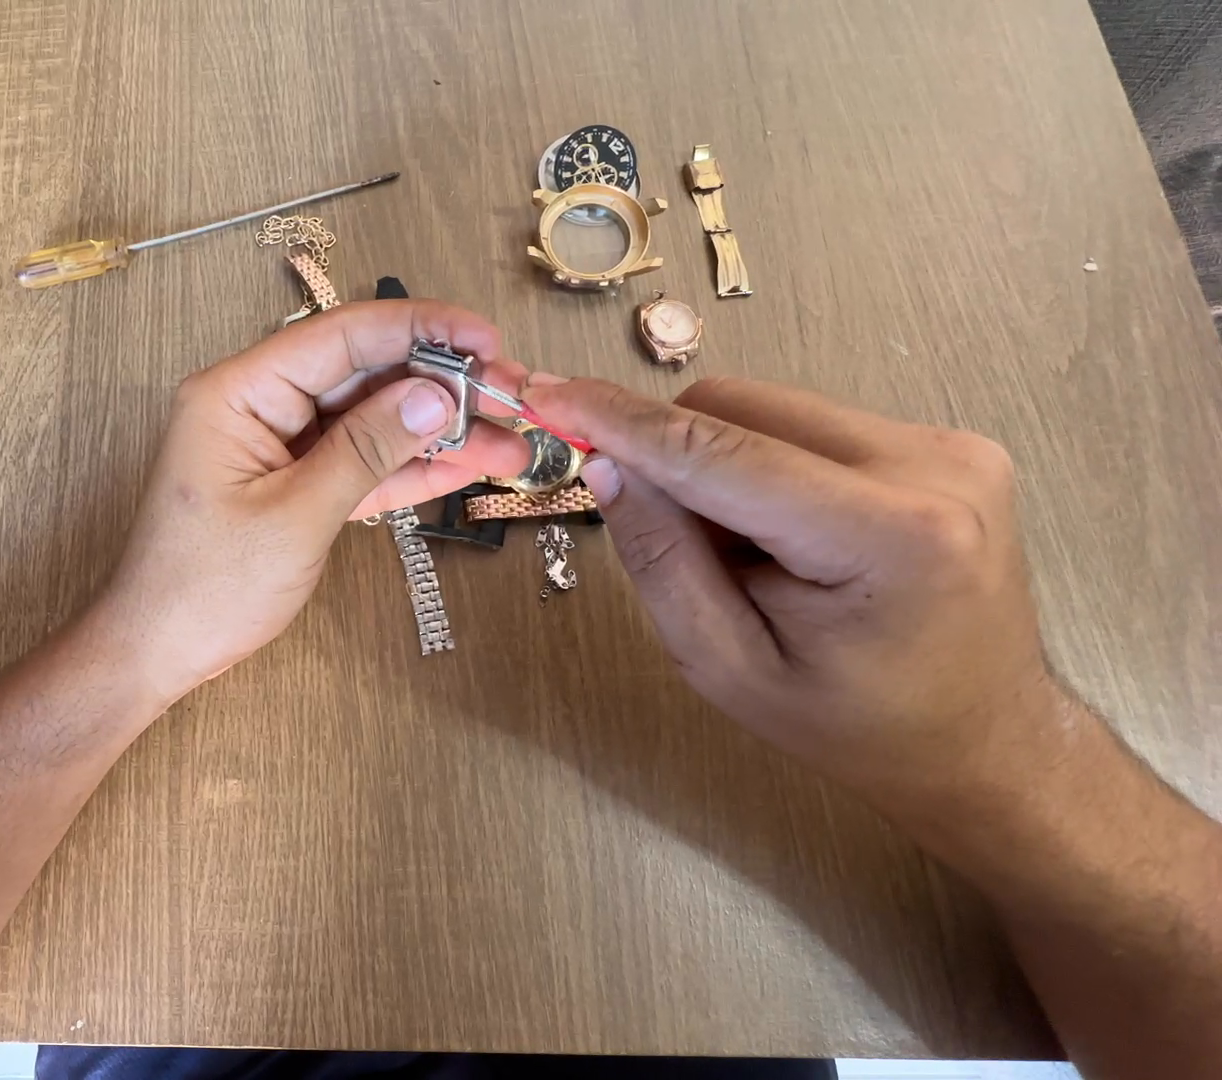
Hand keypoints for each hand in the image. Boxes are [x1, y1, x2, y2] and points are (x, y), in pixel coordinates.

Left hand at [98, 300, 529, 703]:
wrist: (160, 649)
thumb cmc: (208, 586)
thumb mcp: (296, 514)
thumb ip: (367, 449)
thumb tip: (435, 394)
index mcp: (239, 390)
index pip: (342, 336)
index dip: (421, 329)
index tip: (489, 338)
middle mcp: (259, 405)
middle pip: (362, 375)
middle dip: (440, 385)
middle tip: (513, 397)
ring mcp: (279, 445)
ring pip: (369, 422)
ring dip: (435, 433)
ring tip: (508, 441)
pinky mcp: (294, 483)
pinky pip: (357, 464)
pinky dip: (406, 469)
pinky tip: (465, 465)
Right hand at [521, 375, 1065, 808]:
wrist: (978, 737)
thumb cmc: (843, 721)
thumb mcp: (721, 663)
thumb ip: (659, 559)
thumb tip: (606, 465)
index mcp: (887, 536)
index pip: (716, 451)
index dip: (619, 419)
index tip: (545, 393)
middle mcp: (931, 463)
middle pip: (737, 408)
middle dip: (667, 453)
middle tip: (663, 535)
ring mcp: (945, 443)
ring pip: (762, 408)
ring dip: (709, 463)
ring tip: (735, 551)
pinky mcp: (937, 441)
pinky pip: (796, 423)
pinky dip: (751, 466)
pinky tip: (773, 534)